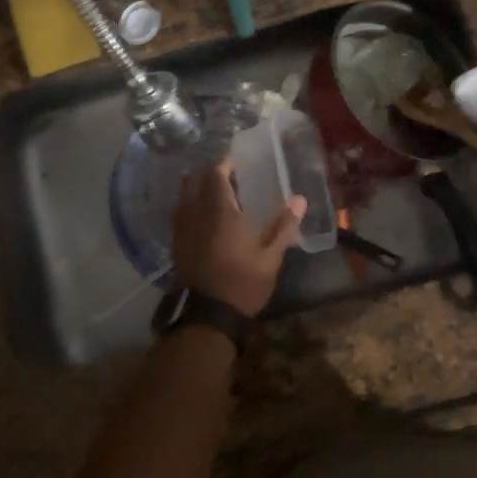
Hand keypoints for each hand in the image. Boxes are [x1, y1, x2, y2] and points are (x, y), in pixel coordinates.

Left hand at [170, 160, 306, 316]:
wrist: (205, 317)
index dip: (224, 163)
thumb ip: (283, 226)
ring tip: (216, 191)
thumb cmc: (241, 284)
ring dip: (197, 187)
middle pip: (196, 180)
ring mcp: (182, 228)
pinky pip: (180, 213)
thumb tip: (300, 198)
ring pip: (184, 196)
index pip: (216, 174)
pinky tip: (203, 215)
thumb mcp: (269, 258)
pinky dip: (190, 205)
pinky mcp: (176, 243)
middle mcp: (196, 213)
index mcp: (220, 211)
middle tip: (229, 174)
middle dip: (209, 172)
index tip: (237, 160)